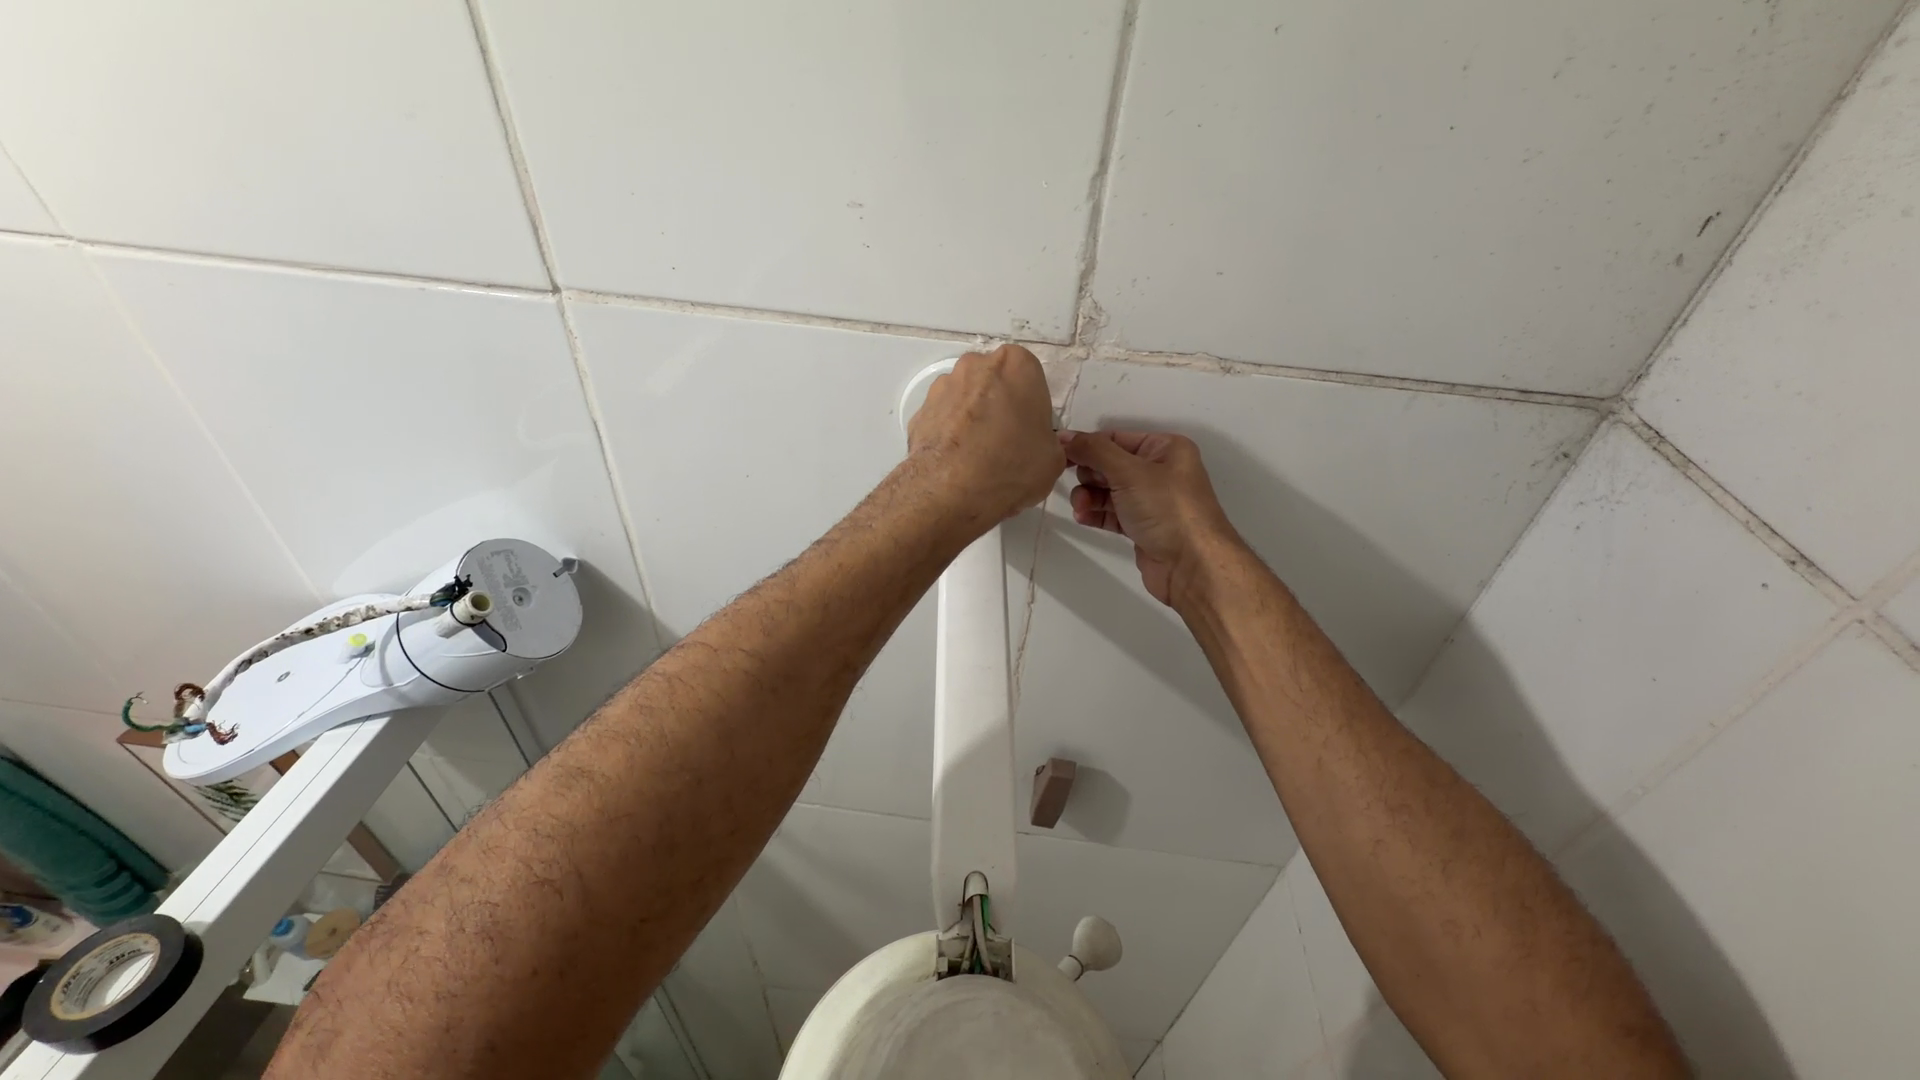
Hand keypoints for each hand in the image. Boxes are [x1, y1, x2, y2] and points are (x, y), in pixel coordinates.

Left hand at [908, 344, 1063, 524]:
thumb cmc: (1010, 466)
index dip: (1030, 405)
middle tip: (1005, 441)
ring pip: (965, 398)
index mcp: (1016, 365)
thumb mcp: (1052, 459)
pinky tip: (956, 462)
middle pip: (994, 382)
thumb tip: (1037, 445)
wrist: (950, 491)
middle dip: (998, 405)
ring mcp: (943, 386)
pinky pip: (943, 419)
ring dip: (971, 418)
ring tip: (977, 456)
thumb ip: (1047, 441)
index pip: (1029, 377)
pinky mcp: (919, 411)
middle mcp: (976, 365)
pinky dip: (949, 434)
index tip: (1029, 430)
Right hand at [1061, 430, 1243, 606]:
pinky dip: (1096, 513)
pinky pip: (1112, 513)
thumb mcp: (1130, 472)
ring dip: (1089, 496)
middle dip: (1089, 475)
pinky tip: (1083, 517)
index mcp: (1165, 448)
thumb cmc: (1166, 509)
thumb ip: (1094, 451)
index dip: (1087, 445)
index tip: (1059, 454)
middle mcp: (1160, 471)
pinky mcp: (1142, 527)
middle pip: (1109, 464)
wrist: (1192, 565)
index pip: (1116, 439)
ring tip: (1081, 507)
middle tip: (1081, 487)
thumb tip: (1063, 436)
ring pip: (1108, 490)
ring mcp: (1151, 501)